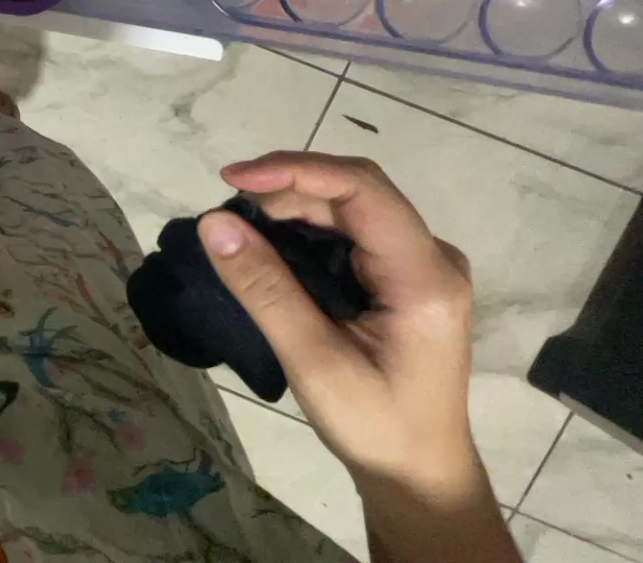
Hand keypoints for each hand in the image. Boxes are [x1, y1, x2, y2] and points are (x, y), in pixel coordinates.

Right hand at [200, 152, 481, 502]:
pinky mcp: (396, 273)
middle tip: (229, 200)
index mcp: (424, 277)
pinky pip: (344, 225)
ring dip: (289, 200)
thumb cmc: (374, 422)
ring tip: (238, 220)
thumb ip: (264, 289)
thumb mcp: (312, 360)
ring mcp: (415, 263)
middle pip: (355, 189)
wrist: (417, 473)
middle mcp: (429, 258)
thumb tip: (213, 221)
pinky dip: (298, 220)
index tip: (235, 178)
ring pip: (347, 203)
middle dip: (287, 182)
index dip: (297, 170)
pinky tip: (265, 235)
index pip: (363, 190)